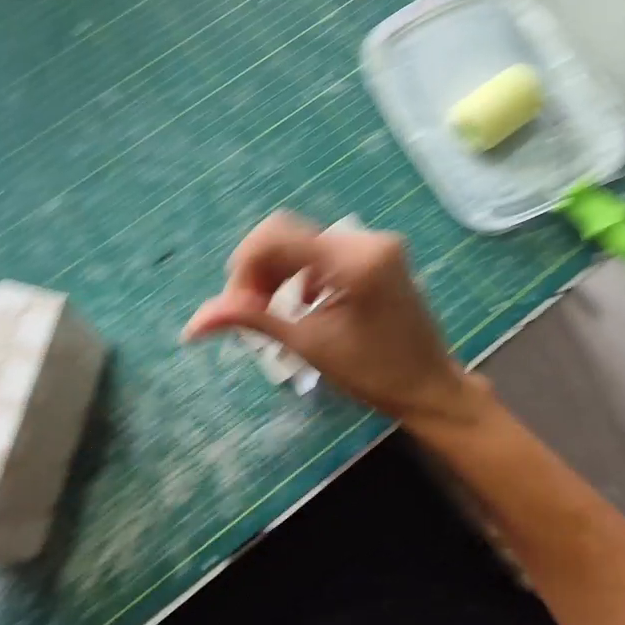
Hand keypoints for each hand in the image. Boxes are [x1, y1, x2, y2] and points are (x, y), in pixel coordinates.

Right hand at [182, 212, 481, 427]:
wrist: (431, 389)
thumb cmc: (373, 374)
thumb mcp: (308, 344)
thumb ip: (251, 320)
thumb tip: (193, 323)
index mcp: (352, 259)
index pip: (276, 236)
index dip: (244, 266)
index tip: (237, 307)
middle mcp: (366, 240)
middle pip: (288, 236)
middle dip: (259, 272)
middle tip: (248, 313)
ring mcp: (376, 245)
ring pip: (304, 244)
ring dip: (279, 274)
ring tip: (272, 314)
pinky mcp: (380, 255)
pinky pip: (325, 253)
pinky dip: (303, 275)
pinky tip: (302, 306)